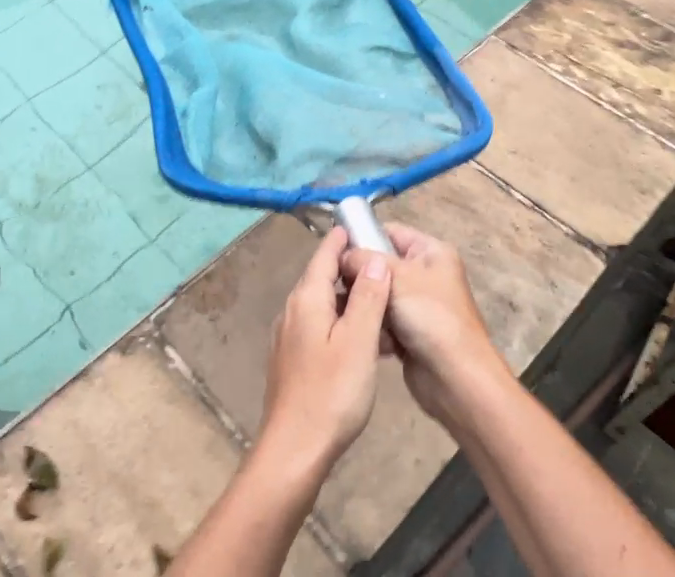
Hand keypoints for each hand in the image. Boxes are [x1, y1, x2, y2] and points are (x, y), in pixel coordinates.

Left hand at [256, 227, 392, 476]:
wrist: (295, 447)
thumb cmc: (332, 392)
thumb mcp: (359, 342)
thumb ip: (367, 298)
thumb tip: (374, 260)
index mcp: (306, 300)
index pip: (324, 256)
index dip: (343, 240)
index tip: (363, 228)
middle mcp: (292, 311)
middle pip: (322, 279)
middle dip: (351, 271)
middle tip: (385, 269)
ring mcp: (289, 337)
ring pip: (323, 306)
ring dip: (350, 301)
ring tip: (383, 306)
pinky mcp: (293, 360)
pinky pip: (320, 328)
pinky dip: (342, 324)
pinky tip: (364, 342)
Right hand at [340, 223, 505, 433]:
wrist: (456, 377)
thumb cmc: (430, 317)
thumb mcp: (397, 277)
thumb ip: (364, 259)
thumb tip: (341, 254)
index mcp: (430, 252)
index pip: (389, 232)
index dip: (362, 237)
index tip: (333, 251)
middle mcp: (425, 274)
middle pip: (380, 265)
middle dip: (357, 275)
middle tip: (333, 285)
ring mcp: (417, 305)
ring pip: (377, 294)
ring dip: (363, 302)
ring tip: (342, 310)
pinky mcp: (409, 332)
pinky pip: (381, 320)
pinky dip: (370, 325)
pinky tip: (355, 331)